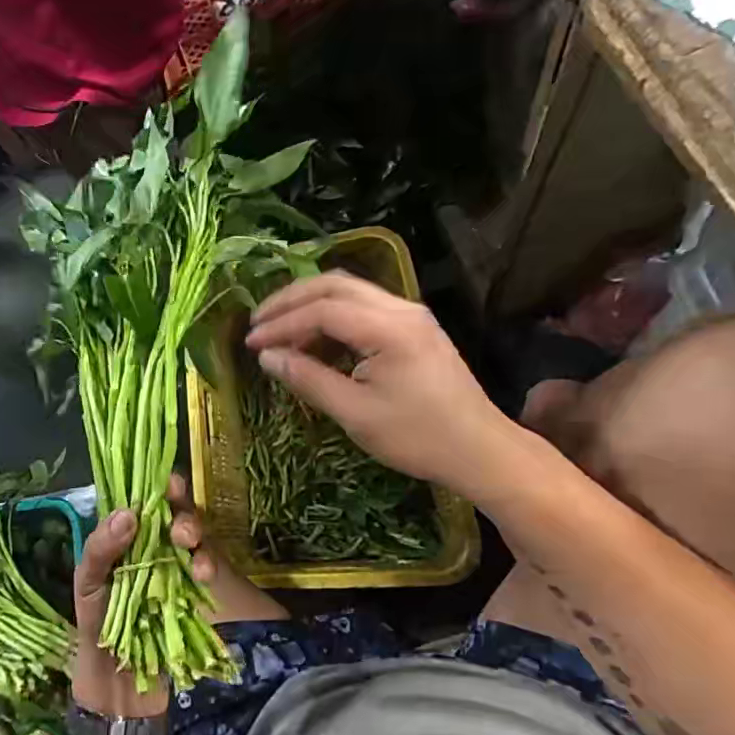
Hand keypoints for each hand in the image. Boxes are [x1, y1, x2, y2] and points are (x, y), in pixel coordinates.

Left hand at [71, 474, 213, 718]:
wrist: (115, 684)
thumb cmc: (95, 624)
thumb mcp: (88, 581)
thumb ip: (102, 546)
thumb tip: (129, 512)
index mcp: (125, 537)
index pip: (143, 500)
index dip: (156, 486)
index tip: (167, 482)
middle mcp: (152, 546)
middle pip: (174, 514)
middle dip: (182, 512)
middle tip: (178, 527)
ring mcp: (175, 569)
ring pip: (194, 538)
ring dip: (196, 536)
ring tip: (189, 548)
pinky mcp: (193, 594)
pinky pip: (205, 571)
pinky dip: (206, 566)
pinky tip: (202, 575)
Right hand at [246, 272, 532, 501]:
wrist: (481, 450)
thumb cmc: (418, 437)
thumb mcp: (355, 414)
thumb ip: (308, 379)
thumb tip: (267, 356)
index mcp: (389, 329)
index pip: (323, 310)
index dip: (282, 324)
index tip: (252, 343)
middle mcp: (401, 309)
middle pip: (334, 284)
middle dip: (290, 300)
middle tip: (258, 322)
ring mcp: (411, 314)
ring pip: (349, 290)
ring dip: (310, 303)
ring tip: (279, 329)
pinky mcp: (414, 326)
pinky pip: (364, 305)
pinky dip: (332, 314)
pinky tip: (315, 338)